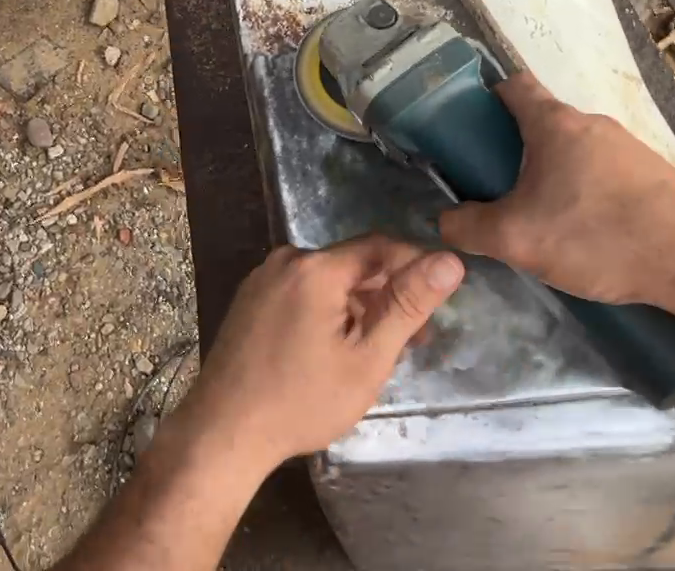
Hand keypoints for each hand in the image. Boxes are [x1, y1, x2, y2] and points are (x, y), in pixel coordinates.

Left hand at [175, 235, 465, 471]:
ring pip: (327, 279)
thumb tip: (449, 260)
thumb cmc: (302, 399)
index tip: (442, 296)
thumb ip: (407, 305)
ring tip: (381, 348)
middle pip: (352, 263)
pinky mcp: (251, 297)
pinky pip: (301, 290)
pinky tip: (338, 346)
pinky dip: (328, 309)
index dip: (416, 264)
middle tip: (416, 337)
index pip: (380, 246)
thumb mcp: (367, 357)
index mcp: (315, 267)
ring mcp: (263, 277)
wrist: (225, 428)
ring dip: (358, 304)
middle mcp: (286, 260)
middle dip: (387, 292)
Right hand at [439, 71, 674, 306]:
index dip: (487, 98)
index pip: (513, 85)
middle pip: (542, 122)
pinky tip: (589, 234)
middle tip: (500, 189)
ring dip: (554, 174)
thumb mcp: (514, 239)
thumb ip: (467, 227)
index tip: (471, 128)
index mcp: (554, 124)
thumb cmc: (597, 236)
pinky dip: (588, 193)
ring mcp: (630, 148)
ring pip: (575, 151)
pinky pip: (606, 174)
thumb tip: (444, 221)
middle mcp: (592, 124)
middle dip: (516, 150)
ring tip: (545, 220)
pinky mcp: (657, 177)